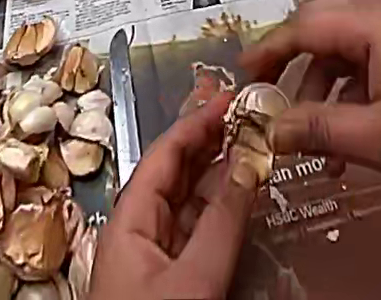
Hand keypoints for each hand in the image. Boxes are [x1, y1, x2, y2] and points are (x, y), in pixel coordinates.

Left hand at [89, 96, 258, 299]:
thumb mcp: (193, 281)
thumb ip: (221, 225)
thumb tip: (247, 167)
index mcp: (129, 215)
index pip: (165, 153)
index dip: (197, 123)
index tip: (228, 99)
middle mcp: (138, 227)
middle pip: (176, 172)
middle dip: (210, 142)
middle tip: (247, 117)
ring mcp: (154, 255)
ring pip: (189, 203)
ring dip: (219, 175)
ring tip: (251, 147)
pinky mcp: (172, 283)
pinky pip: (197, 234)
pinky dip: (220, 212)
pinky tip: (242, 199)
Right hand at [240, 0, 380, 205]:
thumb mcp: (379, 139)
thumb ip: (316, 130)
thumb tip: (268, 131)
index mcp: (366, 22)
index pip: (297, 27)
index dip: (265, 53)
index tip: (241, 78)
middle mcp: (379, 13)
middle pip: (315, 27)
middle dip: (288, 63)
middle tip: (267, 94)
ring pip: (339, 46)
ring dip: (320, 86)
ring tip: (312, 135)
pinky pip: (366, 60)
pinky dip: (348, 90)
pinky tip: (348, 135)